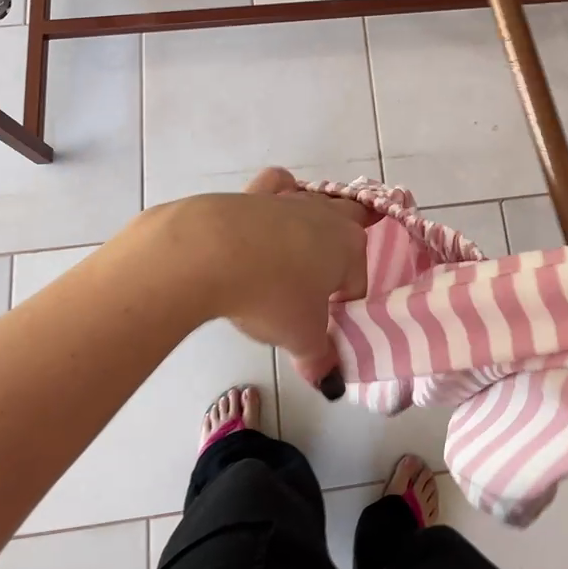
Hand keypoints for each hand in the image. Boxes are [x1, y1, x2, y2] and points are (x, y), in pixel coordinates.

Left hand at [150, 168, 373, 392]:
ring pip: (316, 204)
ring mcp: (291, 199)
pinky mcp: (255, 191)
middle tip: (316, 287)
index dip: (341, 310)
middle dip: (340, 255)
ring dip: (312, 225)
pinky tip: (269, 213)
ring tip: (292, 257)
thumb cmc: (270, 295)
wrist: (210, 253)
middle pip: (350, 229)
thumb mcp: (300, 337)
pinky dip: (279, 194)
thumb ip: (320, 358)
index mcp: (350, 248)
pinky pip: (278, 186)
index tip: (319, 329)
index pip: (357, 284)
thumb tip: (330, 383)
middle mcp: (327, 216)